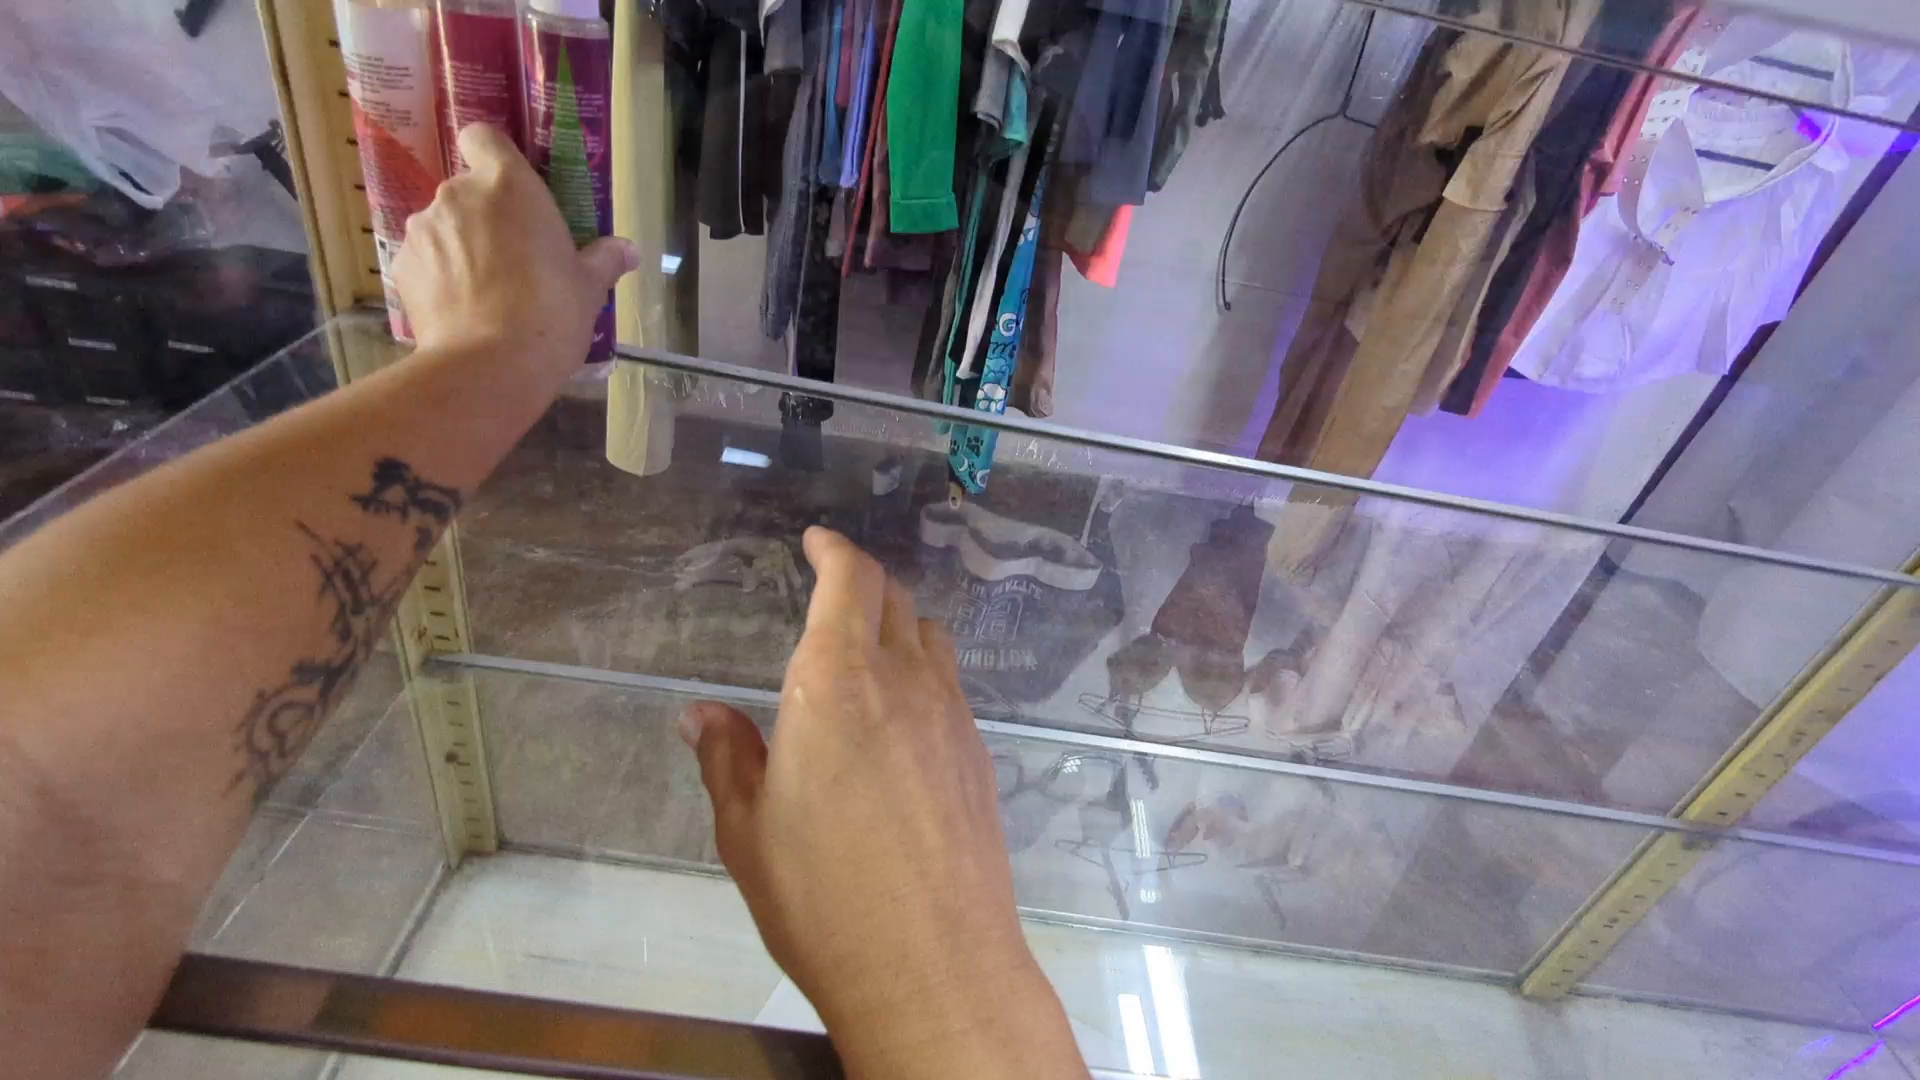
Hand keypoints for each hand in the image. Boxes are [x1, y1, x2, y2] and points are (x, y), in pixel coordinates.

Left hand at [393, 124, 634, 382]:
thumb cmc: (551, 313)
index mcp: (509, 187)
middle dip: (490, 217)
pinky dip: (444, 278)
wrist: (491, 363)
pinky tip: (467, 310)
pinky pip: (428, 262)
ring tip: (491, 292)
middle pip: (469, 190)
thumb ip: (604, 260)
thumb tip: (628, 250)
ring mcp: (424, 229)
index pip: (485, 138)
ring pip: (446, 227)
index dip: (496, 158)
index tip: (516, 190)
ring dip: (465, 248)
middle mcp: (458, 195)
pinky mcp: (403, 266)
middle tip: (519, 258)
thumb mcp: (590, 288)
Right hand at [682, 529, 1083, 1078]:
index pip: (850, 580)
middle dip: (861, 581)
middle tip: (833, 589)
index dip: (834, 549)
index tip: (817, 540)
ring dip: (897, 622)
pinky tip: (902, 715)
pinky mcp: (978, 749)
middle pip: (893, 597)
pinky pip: (949, 683)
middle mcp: (902, 680)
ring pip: (928, 636)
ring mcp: (950, 712)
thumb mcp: (748, 830)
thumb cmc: (823, 897)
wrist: (935, 962)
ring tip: (867, 646)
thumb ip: (727, 756)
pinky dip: (922, 670)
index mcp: (835, 682)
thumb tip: (700, 711)